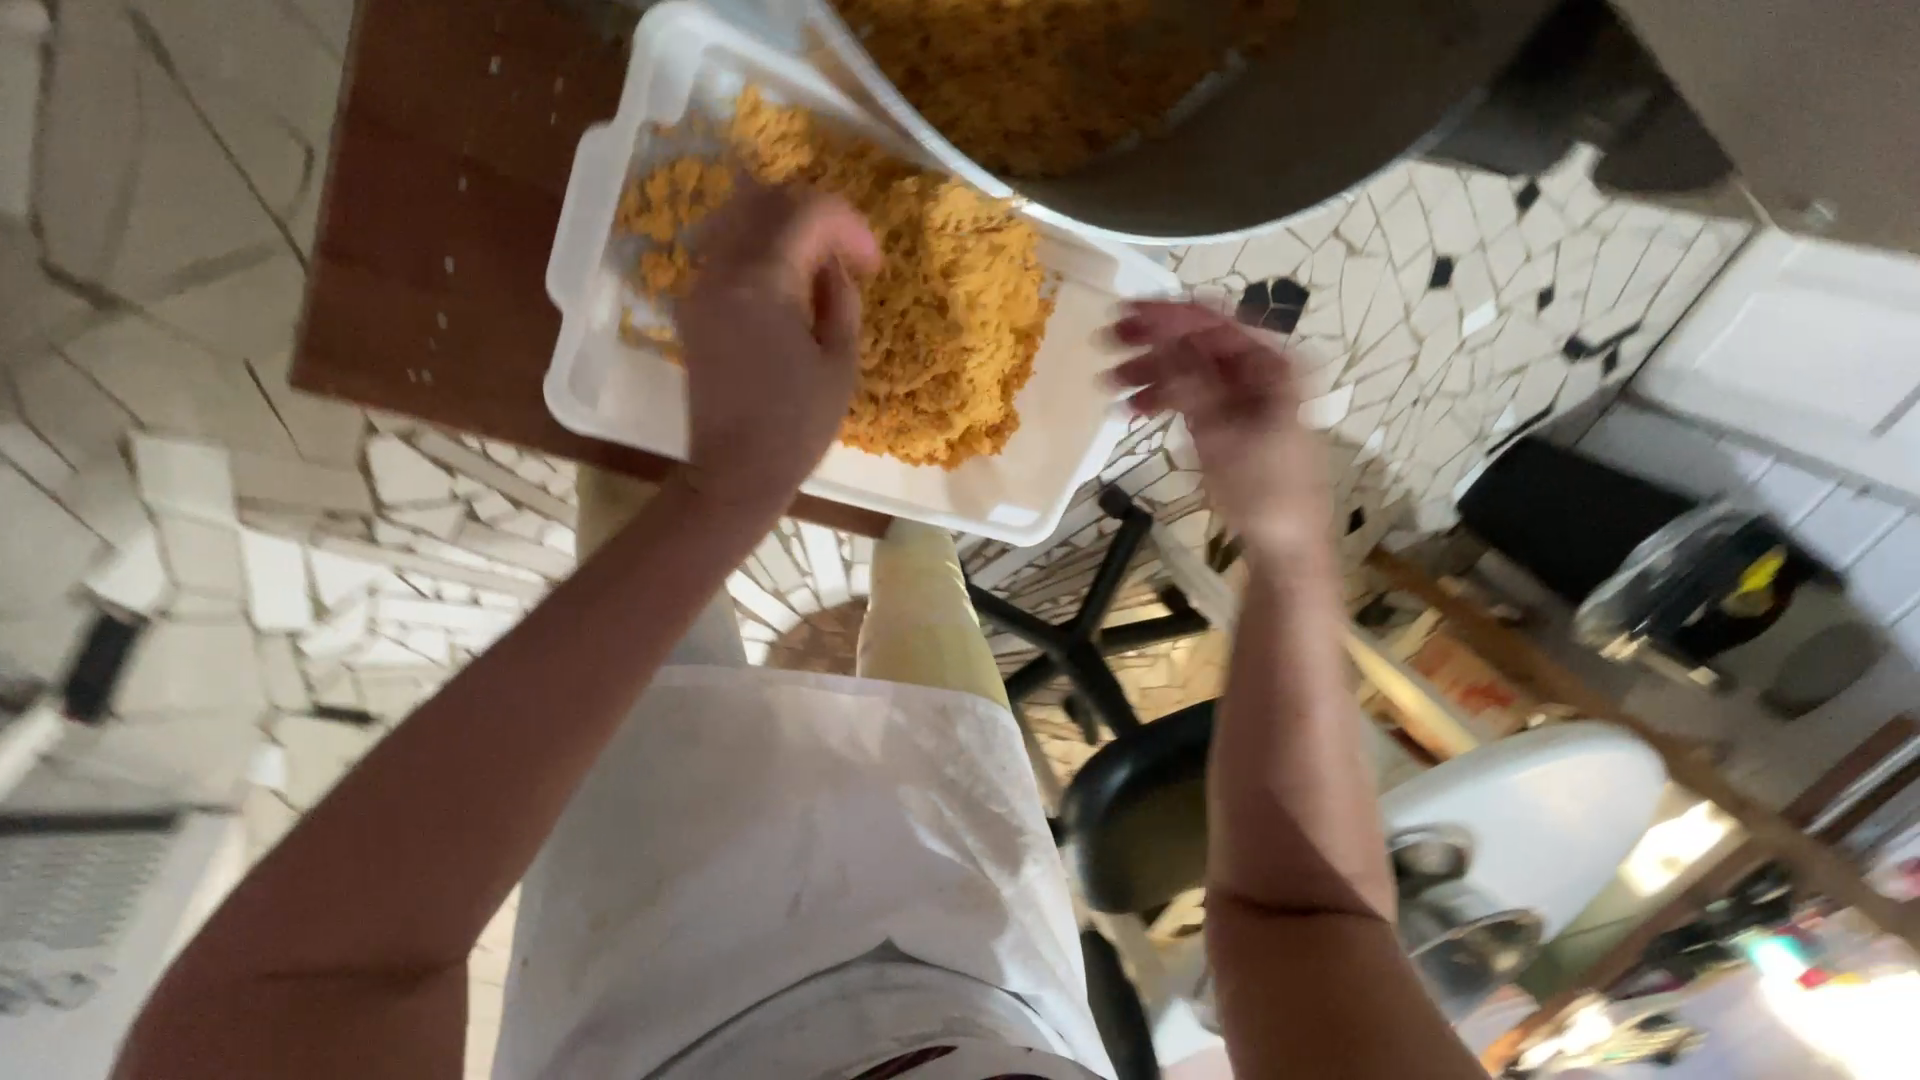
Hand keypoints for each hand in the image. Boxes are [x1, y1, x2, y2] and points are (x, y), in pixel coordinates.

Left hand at [675, 183, 880, 507]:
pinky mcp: (692, 305)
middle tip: (848, 255)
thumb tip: (832, 265)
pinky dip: (762, 250)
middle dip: (817, 216)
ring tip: (818, 267)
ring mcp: (699, 285)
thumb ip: (841, 298)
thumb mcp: (840, 362)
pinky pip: (727, 250)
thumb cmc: (797, 426)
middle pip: (767, 200)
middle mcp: (721, 269)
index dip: (850, 227)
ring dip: (786, 227)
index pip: (807, 213)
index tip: (873, 264)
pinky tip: (788, 285)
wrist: (734, 472)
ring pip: (741, 217)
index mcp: (761, 282)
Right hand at [1106, 301, 1331, 567]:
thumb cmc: (1263, 490)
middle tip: (1107, 345)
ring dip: (1150, 374)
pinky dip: (1164, 399)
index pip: (1215, 322)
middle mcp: (1261, 372)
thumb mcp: (1221, 433)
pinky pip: (1193, 397)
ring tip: (1111, 386)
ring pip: (1191, 371)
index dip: (1168, 314)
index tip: (1124, 313)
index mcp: (1274, 364)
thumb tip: (1160, 336)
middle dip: (1152, 344)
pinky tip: (1134, 408)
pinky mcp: (1232, 421)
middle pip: (1199, 343)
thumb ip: (1189, 382)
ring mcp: (1246, 397)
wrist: (1286, 545)